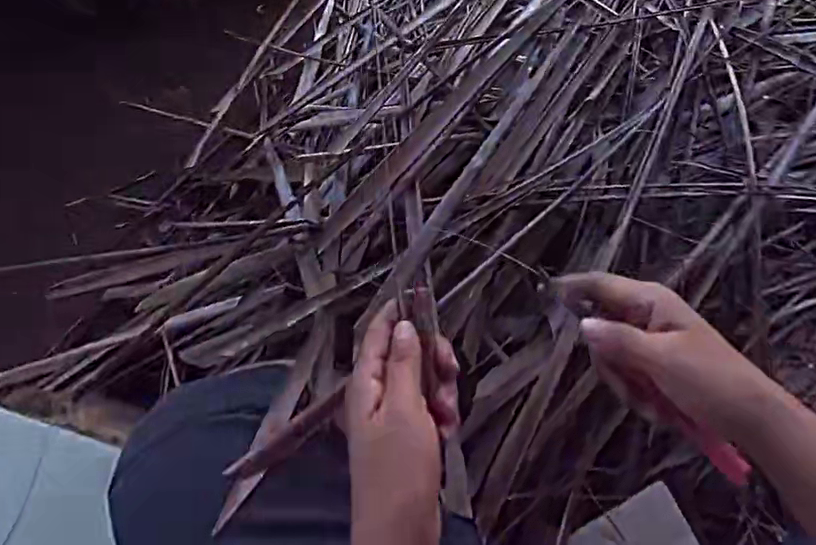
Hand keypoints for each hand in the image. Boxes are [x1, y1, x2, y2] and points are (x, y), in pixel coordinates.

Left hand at [343, 300, 459, 544]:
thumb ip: (404, 363)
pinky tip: (449, 429)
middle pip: (406, 354)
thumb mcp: (405, 409)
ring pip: (422, 379)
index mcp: (366, 385)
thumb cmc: (398, 471)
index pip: (377, 333)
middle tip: (449, 371)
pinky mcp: (409, 436)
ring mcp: (392, 417)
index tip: (420, 294)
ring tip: (448, 413)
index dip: (397, 311)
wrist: (401, 537)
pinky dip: (442, 412)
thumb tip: (402, 324)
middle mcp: (376, 395)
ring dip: (441, 389)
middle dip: (432, 358)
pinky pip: (428, 407)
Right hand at [554, 273, 792, 455]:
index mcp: (650, 300)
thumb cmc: (710, 379)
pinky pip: (633, 375)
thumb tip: (582, 325)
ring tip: (655, 406)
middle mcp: (649, 313)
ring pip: (616, 357)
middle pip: (604, 329)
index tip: (547, 293)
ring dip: (629, 386)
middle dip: (612, 365)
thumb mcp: (662, 361)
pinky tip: (662, 411)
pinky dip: (641, 395)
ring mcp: (654, 338)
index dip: (574, 288)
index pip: (601, 285)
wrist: (753, 416)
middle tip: (631, 389)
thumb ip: (619, 341)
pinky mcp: (661, 363)